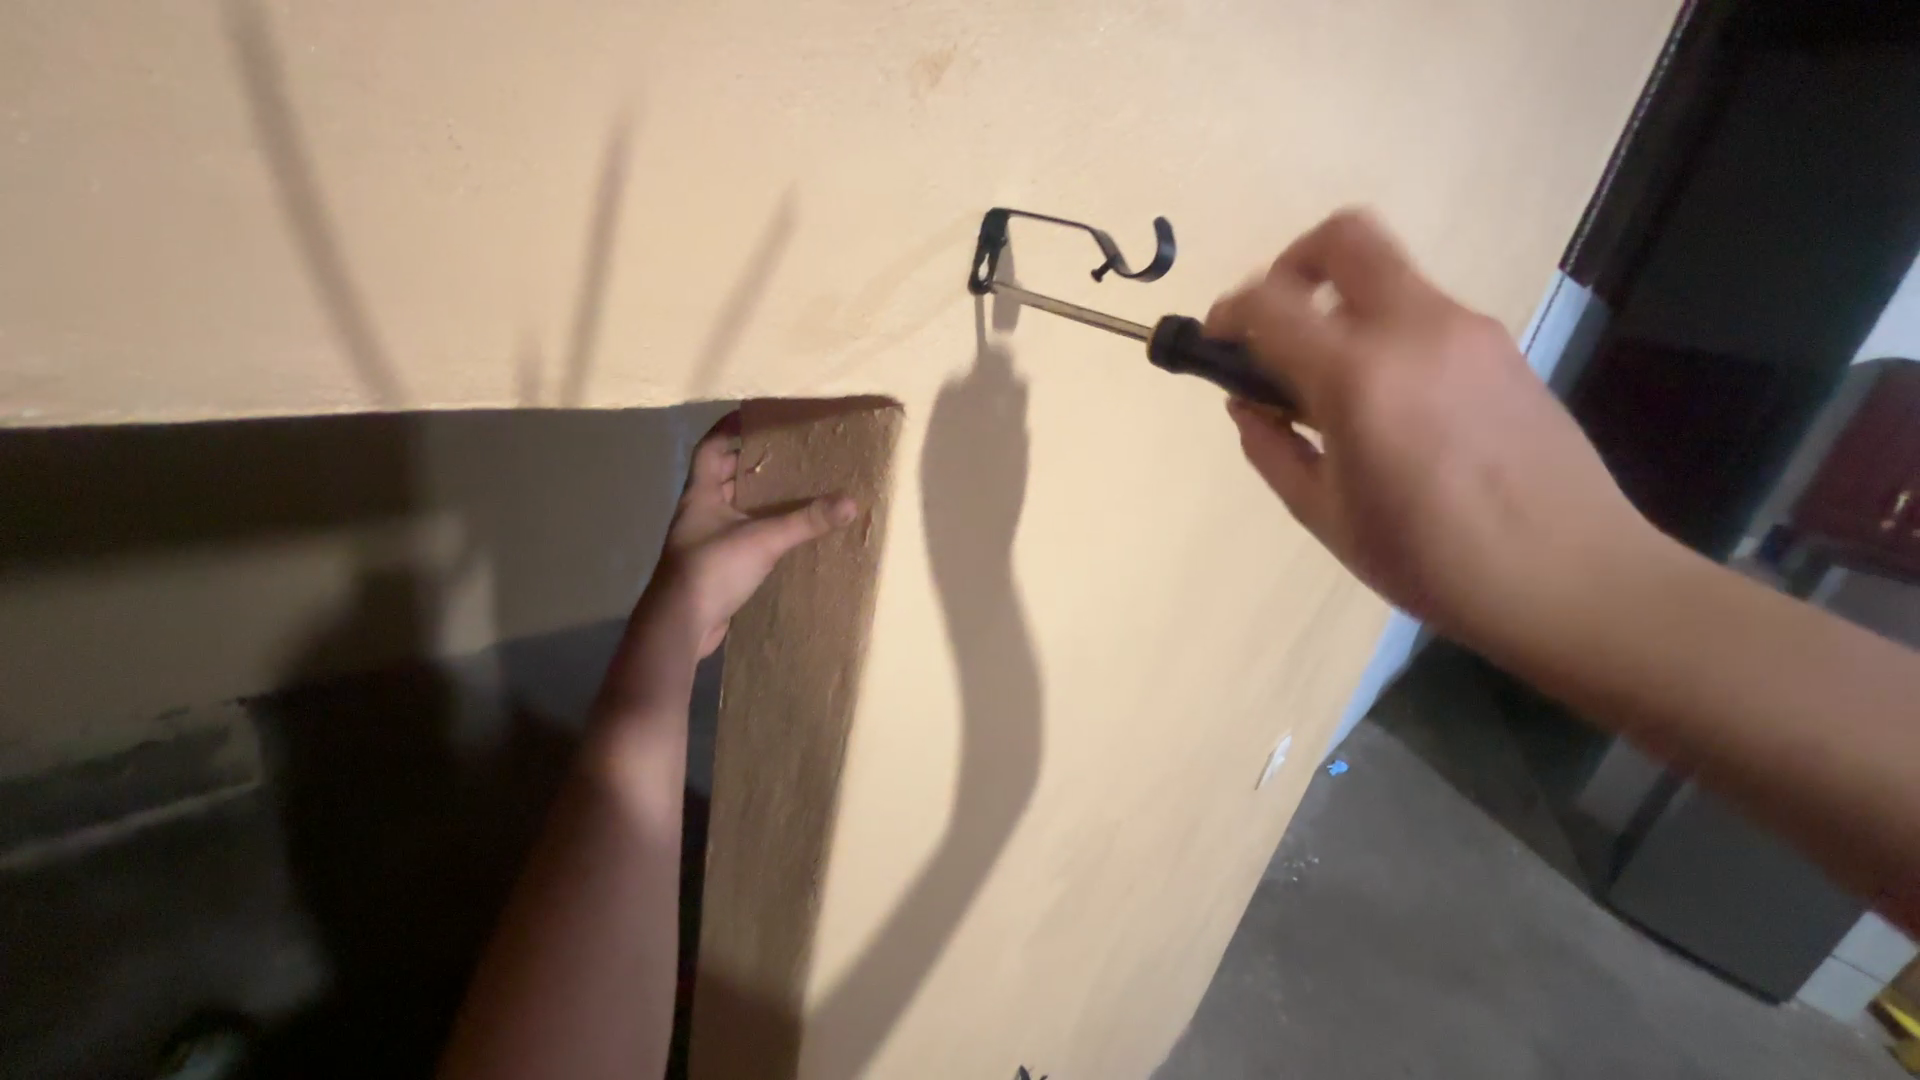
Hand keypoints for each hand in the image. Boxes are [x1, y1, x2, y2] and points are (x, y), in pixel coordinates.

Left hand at [601, 414, 856, 713]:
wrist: (680, 626)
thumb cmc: (712, 569)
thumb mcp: (763, 539)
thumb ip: (806, 521)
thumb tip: (851, 502)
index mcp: (700, 494)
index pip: (710, 448)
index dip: (729, 428)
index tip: (756, 416)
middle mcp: (699, 513)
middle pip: (722, 475)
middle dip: (750, 462)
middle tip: (786, 453)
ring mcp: (704, 541)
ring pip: (731, 507)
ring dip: (756, 497)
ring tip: (791, 488)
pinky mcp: (714, 567)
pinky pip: (739, 536)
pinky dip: (759, 529)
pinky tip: (783, 534)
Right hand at [1206, 210, 1659, 647]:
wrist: (1571, 577)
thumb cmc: (1429, 559)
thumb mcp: (1323, 514)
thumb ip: (1272, 448)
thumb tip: (1247, 405)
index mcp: (1358, 378)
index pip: (1271, 302)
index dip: (1228, 312)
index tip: (1216, 340)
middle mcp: (1415, 330)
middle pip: (1345, 237)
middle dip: (1291, 264)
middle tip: (1275, 324)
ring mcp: (1468, 330)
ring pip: (1387, 275)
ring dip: (1340, 306)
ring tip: (1329, 384)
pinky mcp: (1501, 347)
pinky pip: (1422, 312)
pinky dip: (1382, 332)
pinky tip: (1385, 402)